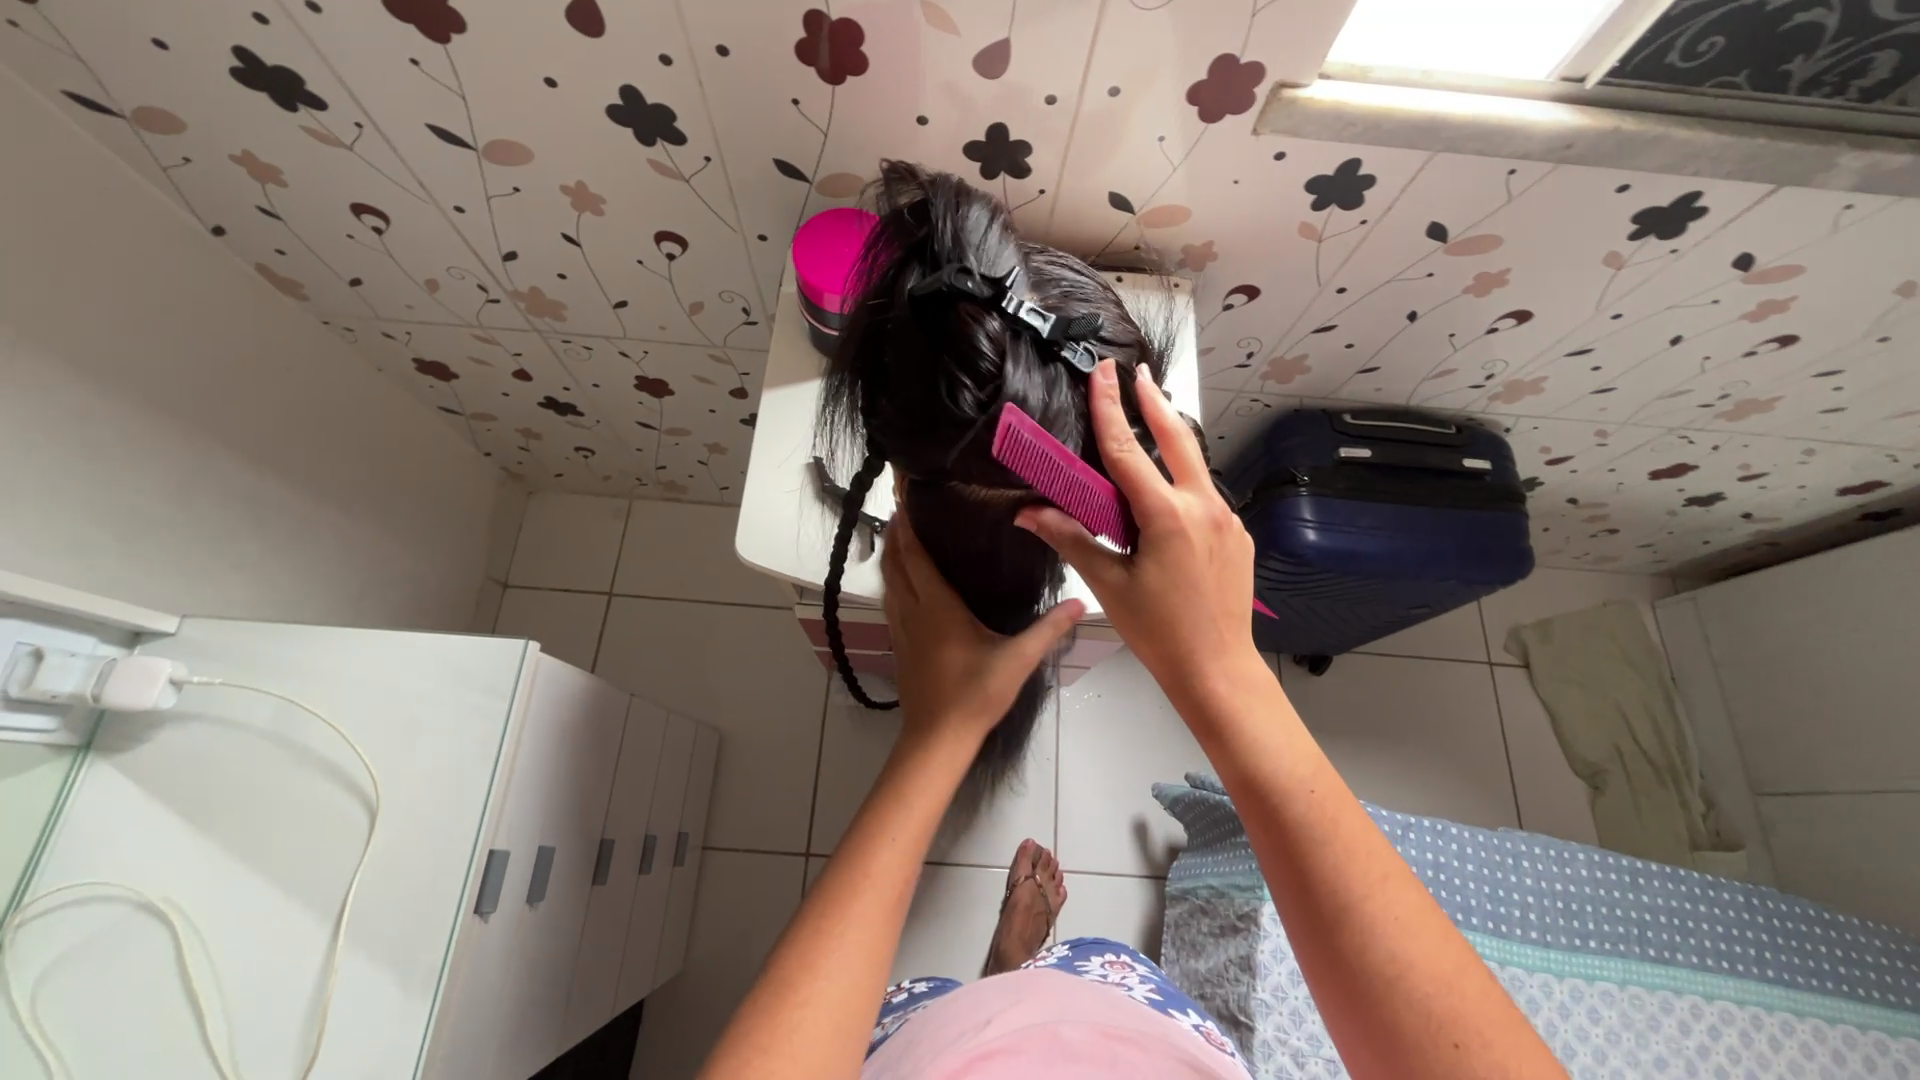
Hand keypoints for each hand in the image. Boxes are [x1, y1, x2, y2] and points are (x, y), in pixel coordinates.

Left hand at [881, 512, 1083, 744]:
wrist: (938, 737)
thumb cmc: (976, 695)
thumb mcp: (1019, 660)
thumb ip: (1049, 630)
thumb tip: (1080, 603)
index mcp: (938, 607)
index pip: (916, 557)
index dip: (908, 526)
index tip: (903, 497)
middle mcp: (913, 612)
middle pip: (895, 564)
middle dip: (895, 533)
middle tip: (900, 506)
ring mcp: (901, 630)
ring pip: (888, 583)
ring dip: (889, 556)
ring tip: (896, 535)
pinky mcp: (899, 646)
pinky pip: (890, 602)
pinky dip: (891, 582)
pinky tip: (899, 584)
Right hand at [1015, 358, 1263, 707]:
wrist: (1218, 669)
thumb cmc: (1158, 631)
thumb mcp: (1110, 584)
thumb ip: (1072, 539)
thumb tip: (1029, 514)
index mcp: (1168, 515)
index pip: (1127, 450)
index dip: (1110, 408)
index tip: (1102, 373)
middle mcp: (1204, 507)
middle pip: (1177, 439)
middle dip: (1156, 402)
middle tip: (1139, 373)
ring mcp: (1227, 521)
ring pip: (1195, 468)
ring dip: (1171, 442)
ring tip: (1151, 423)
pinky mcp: (1238, 537)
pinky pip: (1206, 498)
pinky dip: (1184, 485)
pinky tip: (1168, 498)